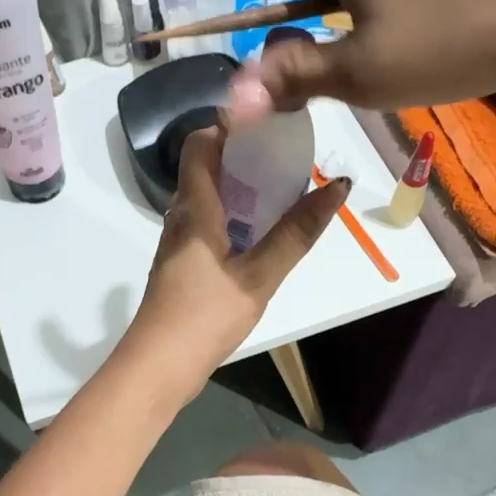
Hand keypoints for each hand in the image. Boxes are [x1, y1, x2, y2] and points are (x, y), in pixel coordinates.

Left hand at [126, 122, 349, 385]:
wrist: (158, 368)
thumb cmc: (204, 317)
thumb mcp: (259, 276)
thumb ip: (296, 233)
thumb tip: (337, 186)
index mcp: (194, 209)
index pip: (200, 143)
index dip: (231, 127)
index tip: (271, 129)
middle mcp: (181, 218)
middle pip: (207, 170)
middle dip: (247, 159)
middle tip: (290, 161)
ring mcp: (178, 245)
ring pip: (209, 201)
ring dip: (243, 192)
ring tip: (285, 195)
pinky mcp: (182, 268)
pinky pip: (209, 228)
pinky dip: (235, 221)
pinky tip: (263, 238)